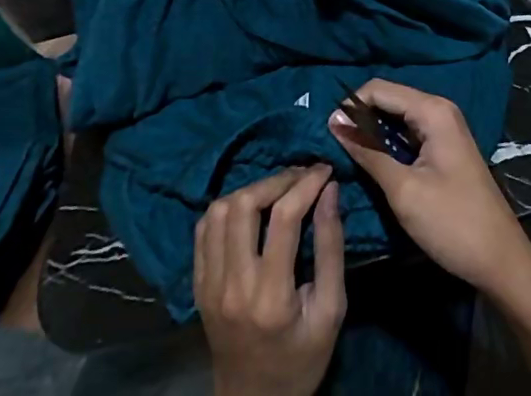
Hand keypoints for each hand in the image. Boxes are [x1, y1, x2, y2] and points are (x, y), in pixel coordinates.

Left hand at [194, 166, 345, 395]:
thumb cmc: (302, 360)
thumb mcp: (332, 309)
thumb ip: (331, 247)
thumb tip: (330, 191)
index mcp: (270, 297)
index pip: (284, 218)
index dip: (307, 184)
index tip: (326, 170)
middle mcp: (232, 286)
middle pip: (243, 206)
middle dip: (277, 180)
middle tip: (303, 177)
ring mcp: (208, 285)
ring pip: (219, 211)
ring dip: (252, 190)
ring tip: (279, 190)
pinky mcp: (198, 285)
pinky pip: (204, 229)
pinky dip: (228, 208)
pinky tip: (252, 208)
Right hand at [328, 80, 530, 298]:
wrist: (499, 257)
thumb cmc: (452, 223)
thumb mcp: (403, 189)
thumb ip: (368, 152)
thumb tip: (334, 121)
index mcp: (433, 110)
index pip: (379, 88)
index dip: (349, 106)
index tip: (326, 134)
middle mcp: (440, 110)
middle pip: (388, 99)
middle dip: (358, 117)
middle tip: (330, 145)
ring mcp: (444, 129)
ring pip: (395, 116)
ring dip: (370, 131)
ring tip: (343, 154)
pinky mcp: (443, 148)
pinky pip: (407, 133)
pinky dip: (386, 143)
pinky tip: (369, 162)